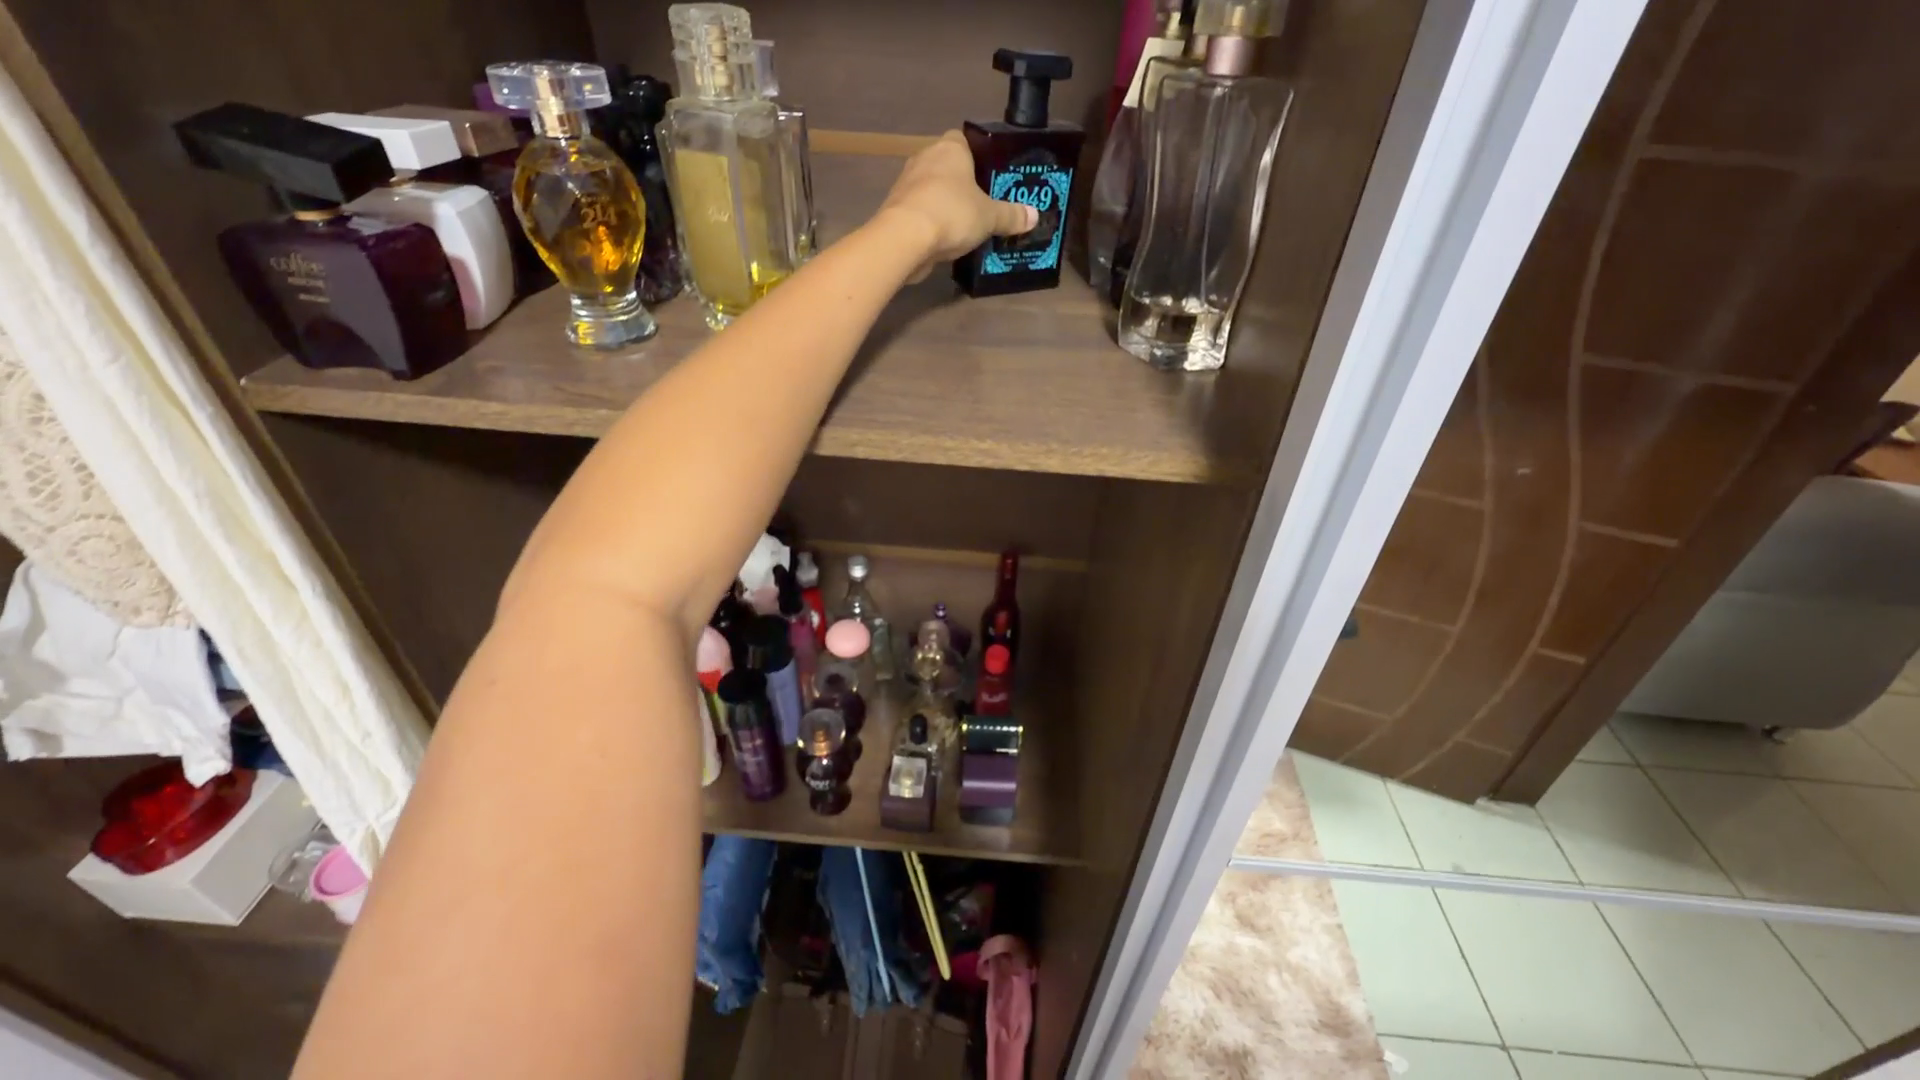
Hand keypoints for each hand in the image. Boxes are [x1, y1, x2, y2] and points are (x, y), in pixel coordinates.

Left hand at [876, 131, 1038, 281]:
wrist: (904, 239)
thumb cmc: (952, 213)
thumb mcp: (990, 217)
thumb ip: (1011, 215)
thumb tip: (1034, 216)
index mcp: (950, 148)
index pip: (964, 140)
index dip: (978, 155)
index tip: (989, 176)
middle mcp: (925, 158)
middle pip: (948, 167)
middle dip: (963, 184)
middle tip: (983, 204)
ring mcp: (906, 183)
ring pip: (932, 190)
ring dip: (945, 204)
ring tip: (966, 225)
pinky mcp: (895, 209)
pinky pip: (920, 211)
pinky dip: (931, 223)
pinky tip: (944, 240)